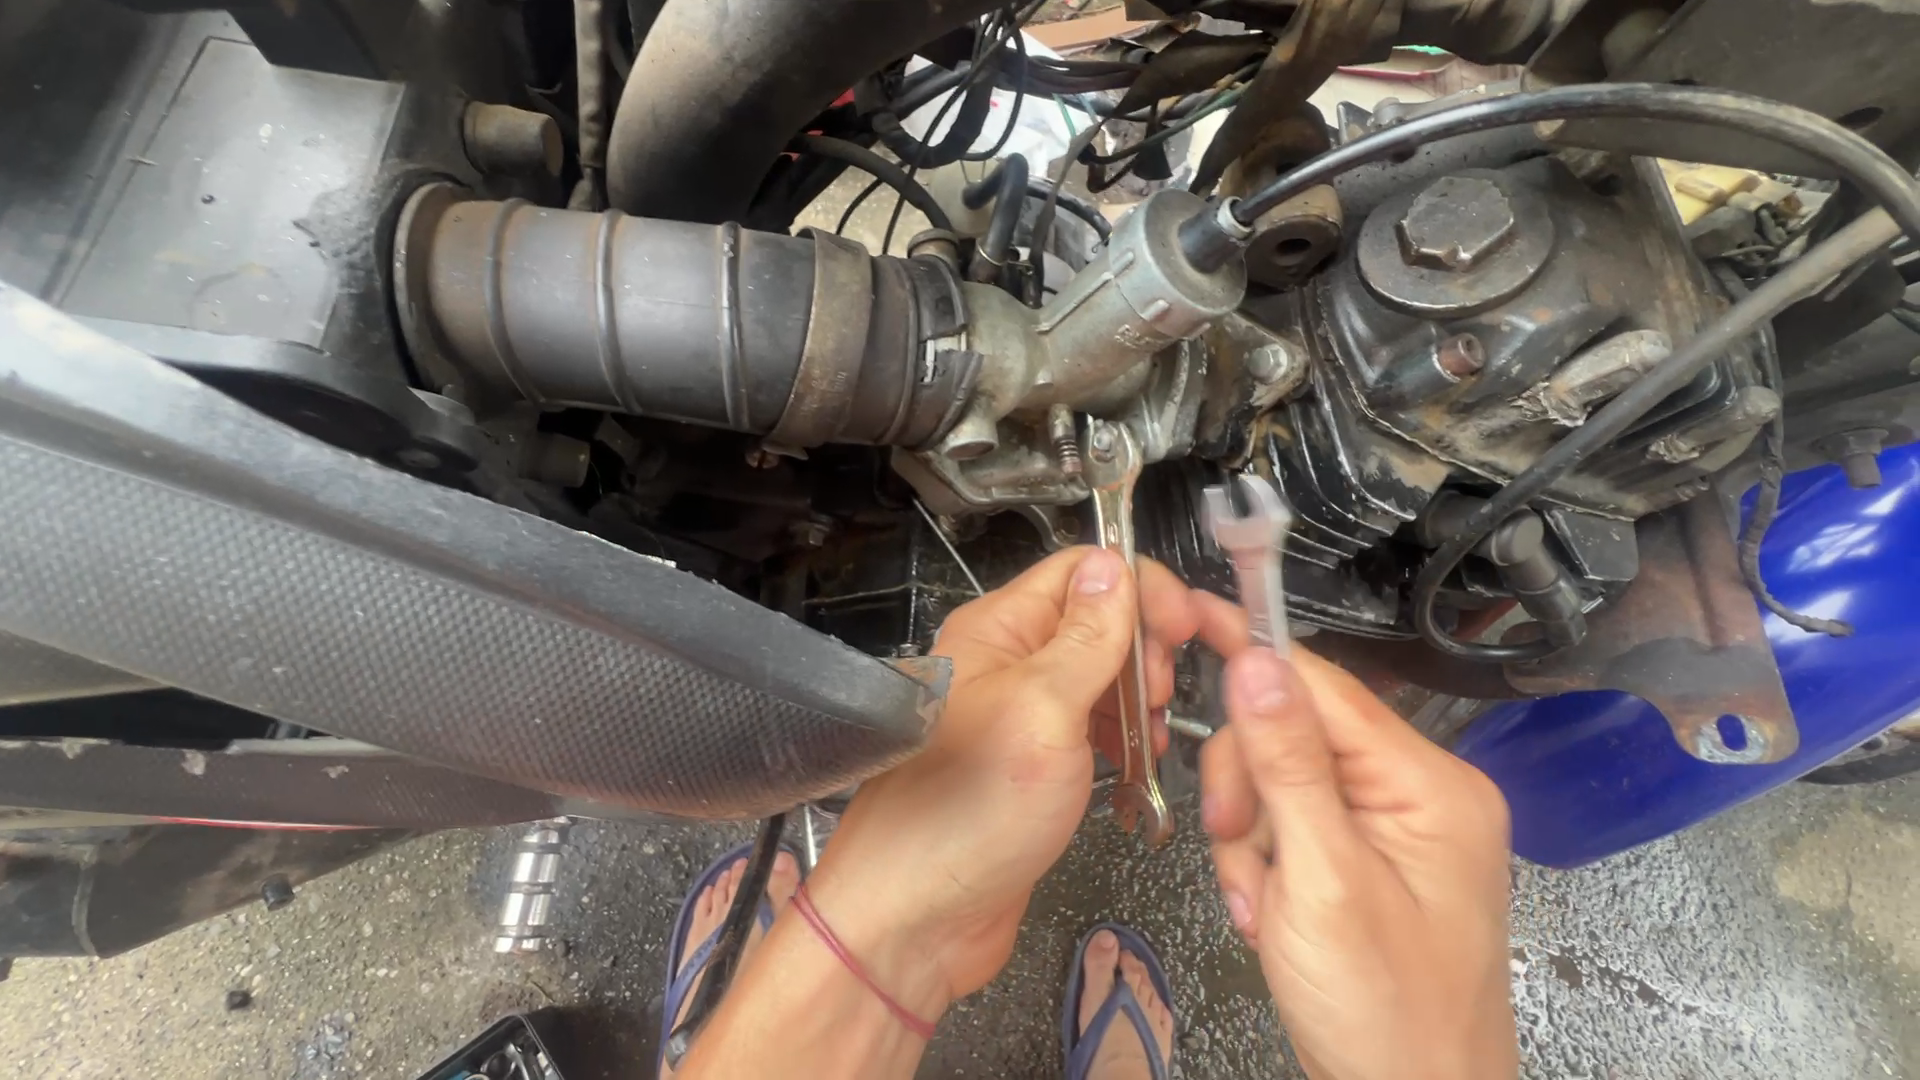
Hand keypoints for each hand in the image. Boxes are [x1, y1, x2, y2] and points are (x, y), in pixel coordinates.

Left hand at [803, 547, 1199, 1012]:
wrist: (917, 917)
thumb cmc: (969, 808)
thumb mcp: (1042, 710)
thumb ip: (1085, 637)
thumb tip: (1114, 565)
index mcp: (997, 628)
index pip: (1079, 571)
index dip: (1136, 587)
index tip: (1181, 626)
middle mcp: (1007, 660)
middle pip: (1094, 620)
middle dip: (1141, 647)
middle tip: (1157, 694)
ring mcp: (1021, 712)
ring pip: (1097, 674)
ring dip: (1135, 695)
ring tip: (1148, 734)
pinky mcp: (1033, 759)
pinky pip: (1089, 725)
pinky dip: (1121, 735)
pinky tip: (1136, 760)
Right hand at [1195, 595, 1516, 1079]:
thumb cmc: (1382, 1012)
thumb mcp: (1323, 881)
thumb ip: (1287, 765)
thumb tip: (1255, 661)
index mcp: (1427, 784)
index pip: (1321, 686)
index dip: (1252, 648)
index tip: (1192, 612)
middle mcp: (1412, 788)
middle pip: (1288, 731)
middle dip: (1246, 784)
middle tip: (1234, 838)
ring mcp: (1385, 820)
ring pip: (1273, 775)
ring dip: (1247, 831)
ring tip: (1260, 897)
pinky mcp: (1358, 848)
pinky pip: (1281, 816)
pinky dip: (1258, 855)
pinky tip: (1269, 905)